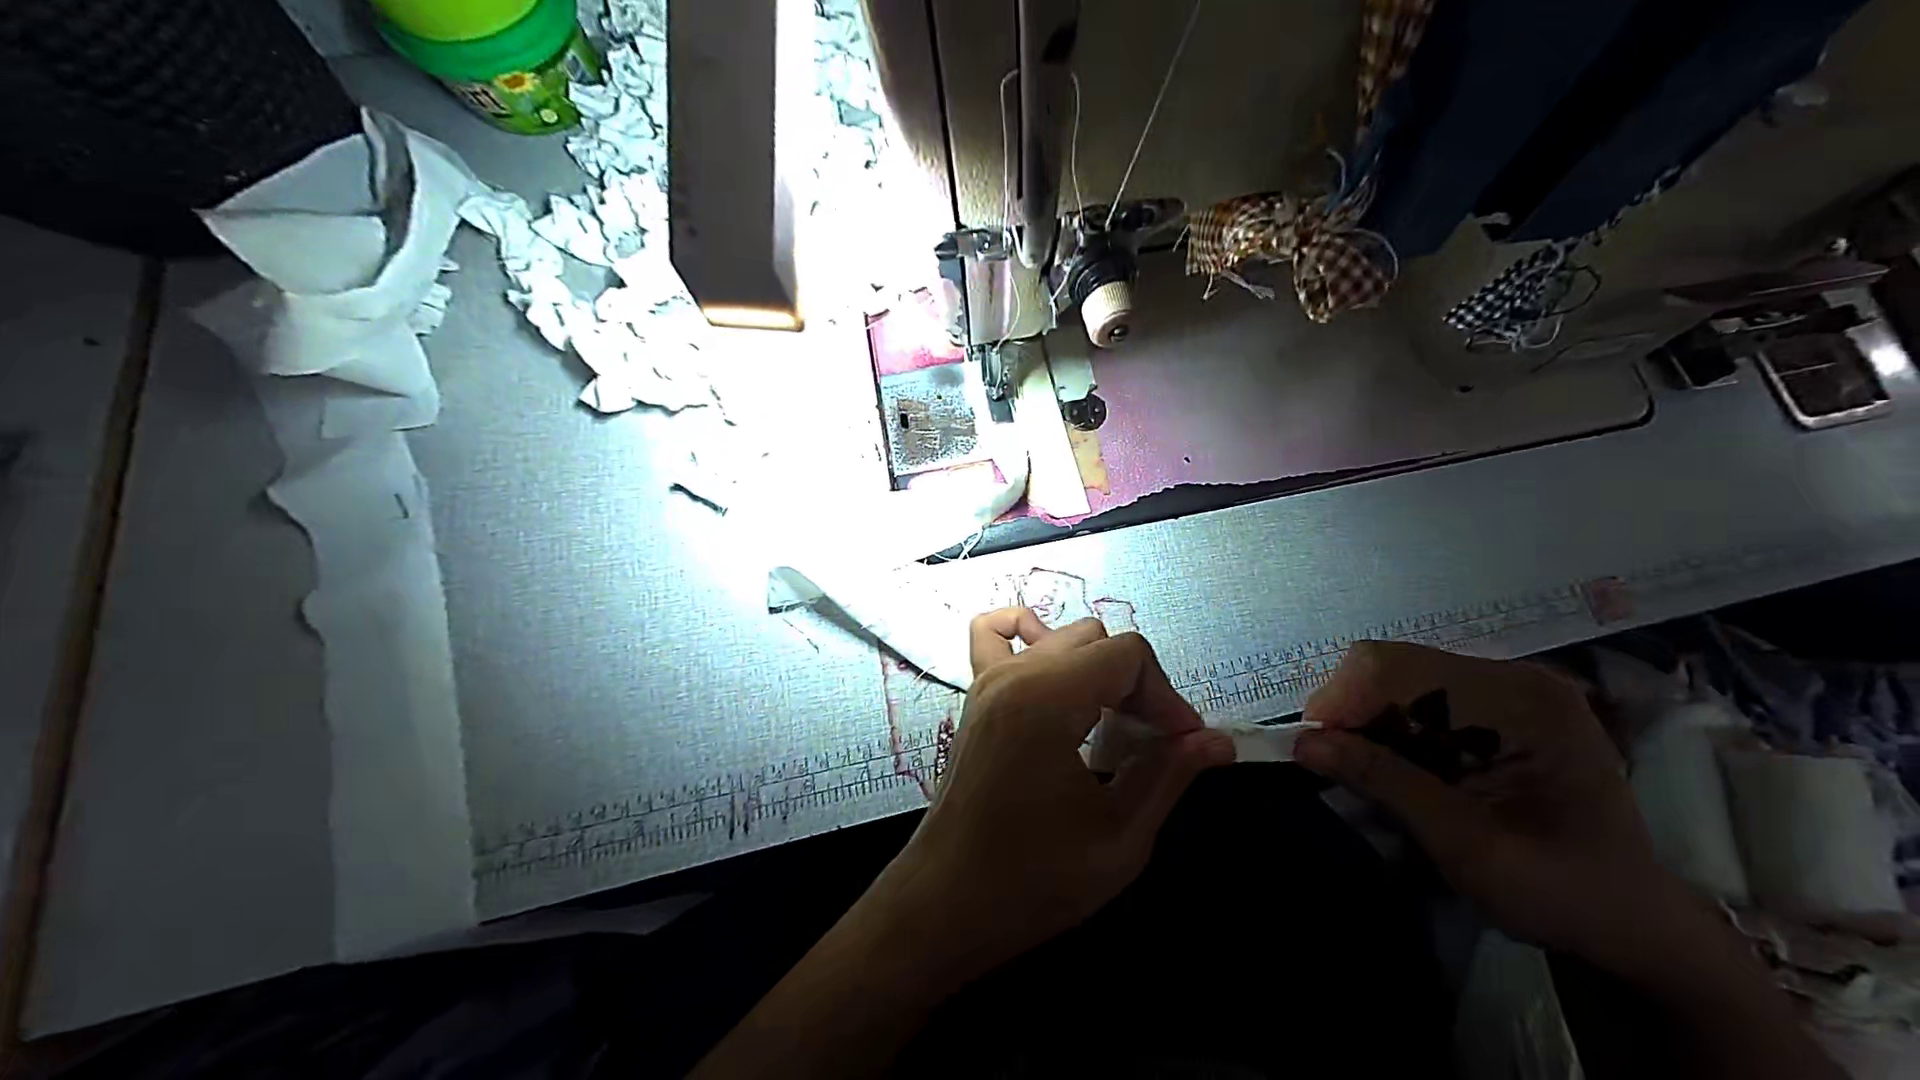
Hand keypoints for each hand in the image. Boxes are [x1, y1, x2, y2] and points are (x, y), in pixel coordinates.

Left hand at [873, 609, 1234, 979]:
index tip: (1181, 745)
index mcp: (1047, 698)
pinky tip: (1052, 672)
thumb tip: (1217, 741)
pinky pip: (993, 635)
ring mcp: (987, 681)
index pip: (1128, 654)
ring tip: (1109, 724)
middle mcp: (1013, 674)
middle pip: (1097, 641)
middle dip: (1136, 685)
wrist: (948, 901)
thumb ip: (1169, 775)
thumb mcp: (1119, 837)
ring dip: (1096, 670)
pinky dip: (1028, 636)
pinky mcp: (975, 698)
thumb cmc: (1033, 879)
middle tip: (1150, 743)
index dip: (1166, 695)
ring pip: (1059, 638)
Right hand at [1293, 641, 1671, 964]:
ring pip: (1391, 681)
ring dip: (1363, 724)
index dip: (1344, 698)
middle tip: (1326, 761)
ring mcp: (1498, 690)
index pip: (1401, 668)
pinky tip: (1389, 768)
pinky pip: (1408, 702)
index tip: (1311, 746)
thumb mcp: (1467, 845)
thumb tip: (1303, 743)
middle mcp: (1509, 678)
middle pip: (1391, 667)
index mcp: (1523, 701)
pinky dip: (1383, 732)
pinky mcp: (1485, 709)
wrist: (1630, 925)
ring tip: (1357, 770)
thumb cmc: (1562, 892)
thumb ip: (1387, 784)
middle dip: (1349, 711)